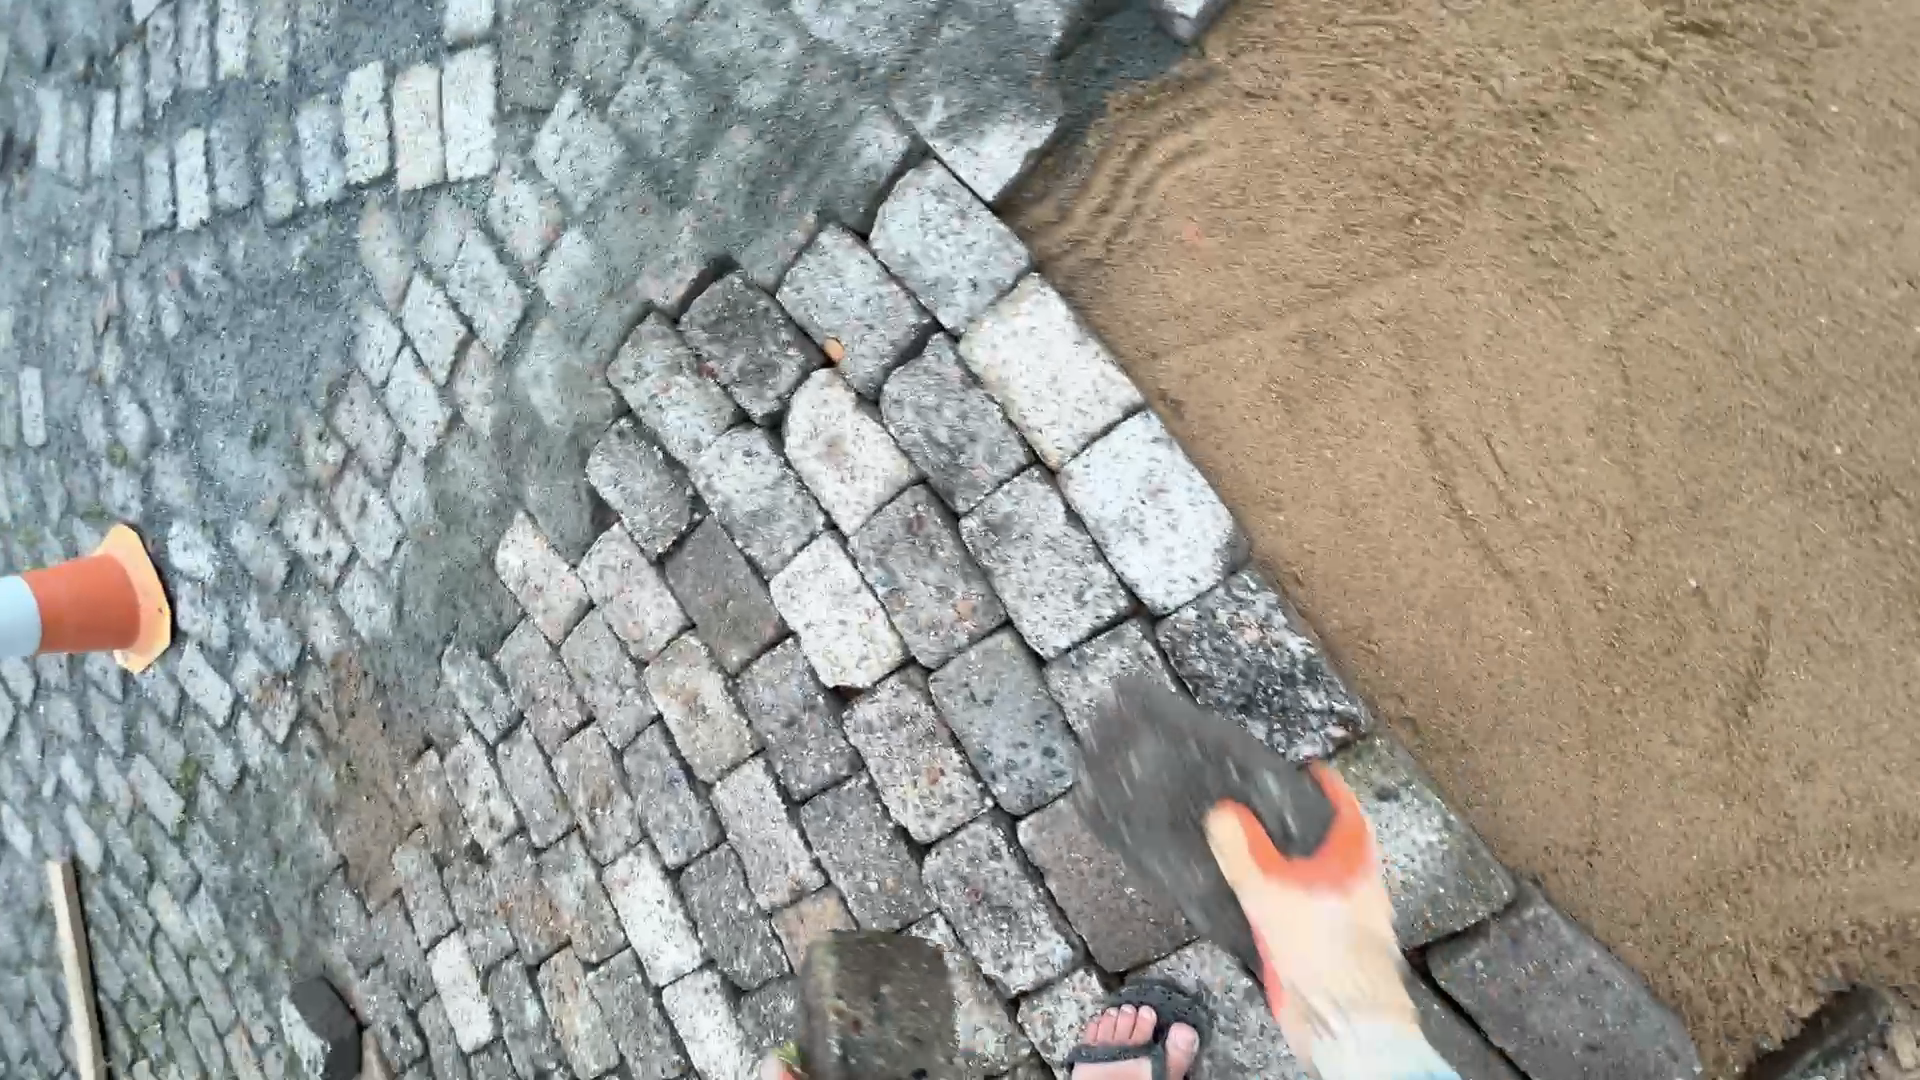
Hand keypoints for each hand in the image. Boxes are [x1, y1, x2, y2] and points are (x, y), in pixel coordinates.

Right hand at [1202, 767, 1419, 1061]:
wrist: (1345, 1026)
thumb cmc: (1321, 950)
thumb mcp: (1268, 890)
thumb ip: (1241, 848)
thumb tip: (1222, 810)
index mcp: (1354, 860)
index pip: (1344, 807)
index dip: (1324, 784)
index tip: (1304, 768)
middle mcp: (1357, 883)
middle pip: (1330, 839)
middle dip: (1300, 822)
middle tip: (1266, 803)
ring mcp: (1346, 915)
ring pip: (1316, 873)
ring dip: (1289, 859)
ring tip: (1253, 844)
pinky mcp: (1331, 943)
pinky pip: (1304, 905)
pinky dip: (1283, 894)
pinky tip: (1255, 894)